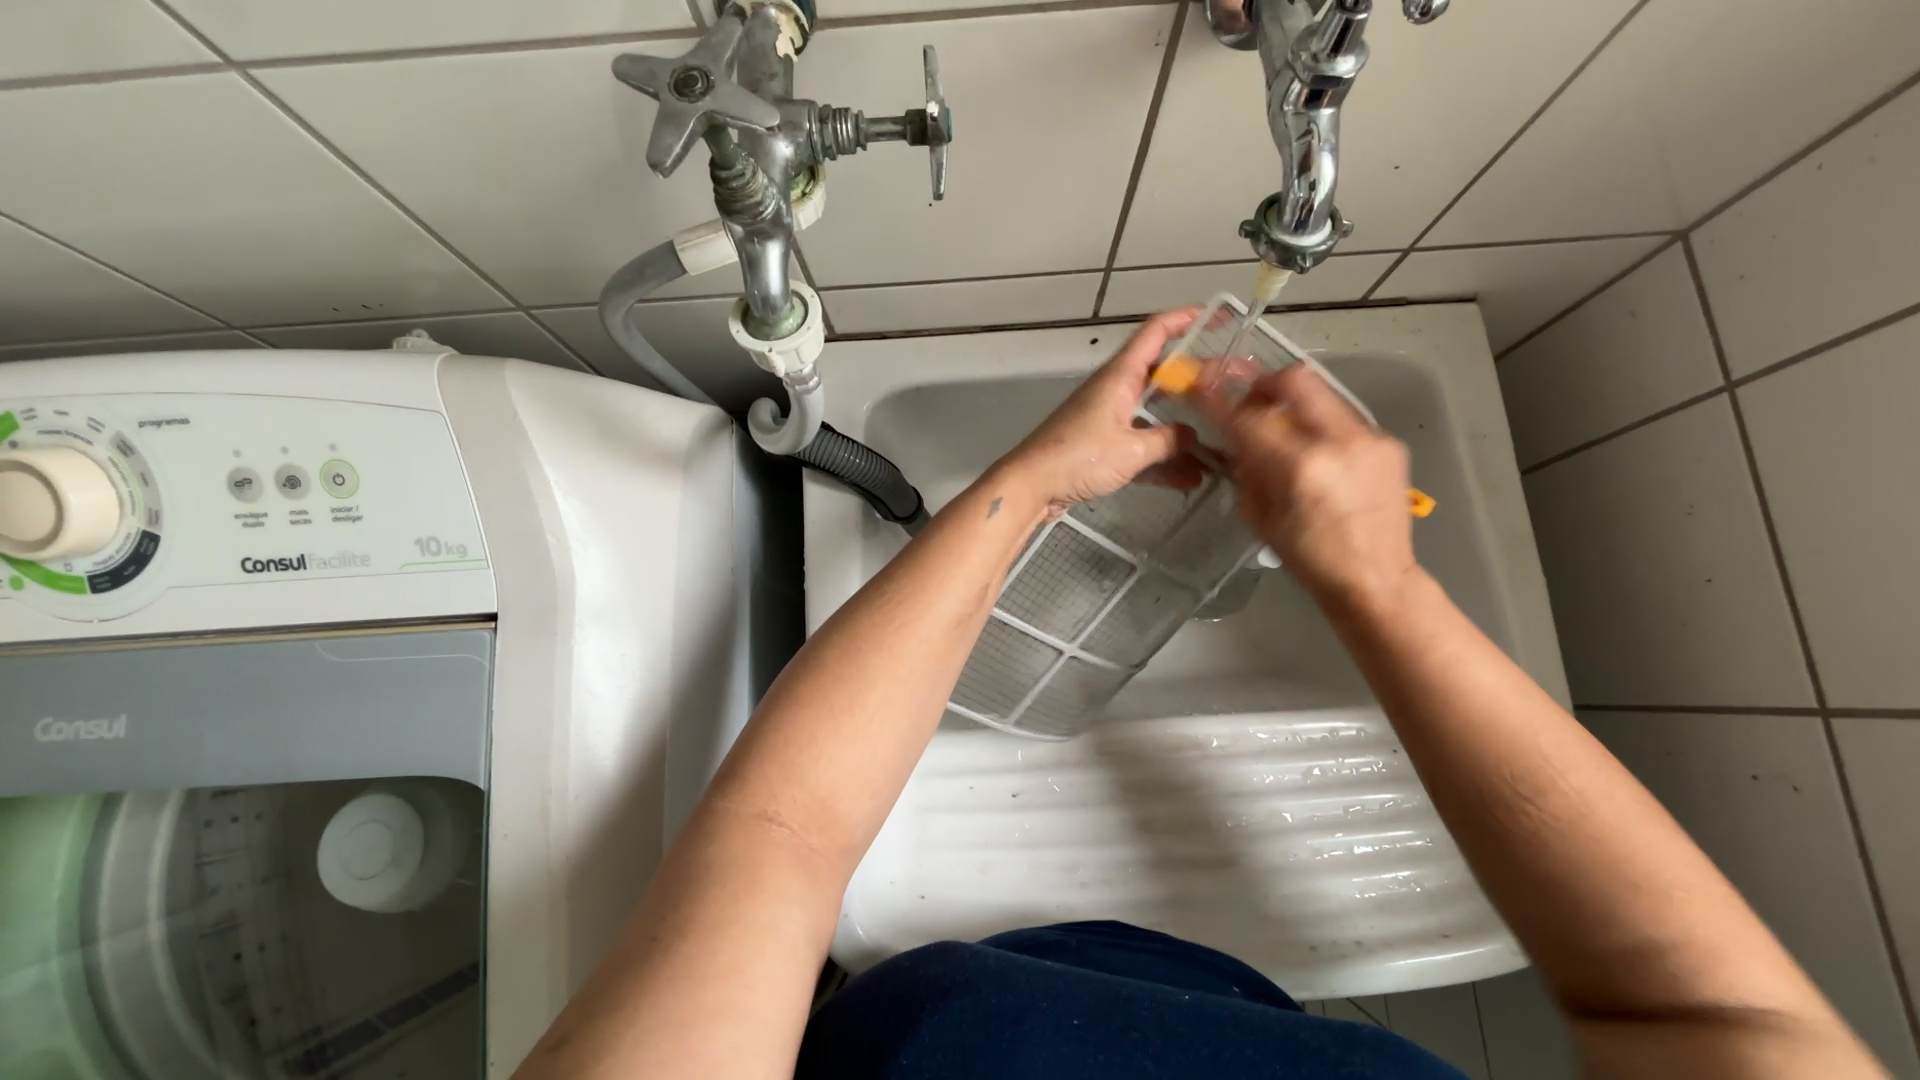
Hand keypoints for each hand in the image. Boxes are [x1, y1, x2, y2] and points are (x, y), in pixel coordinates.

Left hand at [999, 308, 1205, 513]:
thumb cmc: (1077, 458)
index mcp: (1120, 377)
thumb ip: (1169, 442)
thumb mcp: (1132, 450)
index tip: (1217, 317)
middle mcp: (1114, 391)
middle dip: (1195, 388)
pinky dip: (1162, 461)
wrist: (1030, 486)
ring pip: (1153, 418)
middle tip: (1227, 398)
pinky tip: (1188, 481)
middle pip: (1161, 378)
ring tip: (1216, 456)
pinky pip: (1140, 447)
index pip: (1156, 332)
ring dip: (1182, 437)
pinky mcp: (1100, 448)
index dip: (1187, 319)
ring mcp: (1107, 419)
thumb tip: (1193, 439)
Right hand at [1199, 363, 1417, 605]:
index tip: (1203, 387)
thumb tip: (1240, 441)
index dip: (1218, 399)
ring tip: (1285, 430)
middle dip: (1264, 383)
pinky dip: (1322, 426)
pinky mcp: (1389, 443)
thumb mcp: (1260, 518)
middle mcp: (1337, 442)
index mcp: (1299, 467)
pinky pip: (1345, 418)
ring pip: (1323, 394)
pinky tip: (1319, 454)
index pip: (1247, 417)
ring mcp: (1369, 439)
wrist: (1376, 578)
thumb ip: (1248, 471)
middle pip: (1295, 380)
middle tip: (1251, 400)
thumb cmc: (1310, 559)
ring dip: (1295, 404)